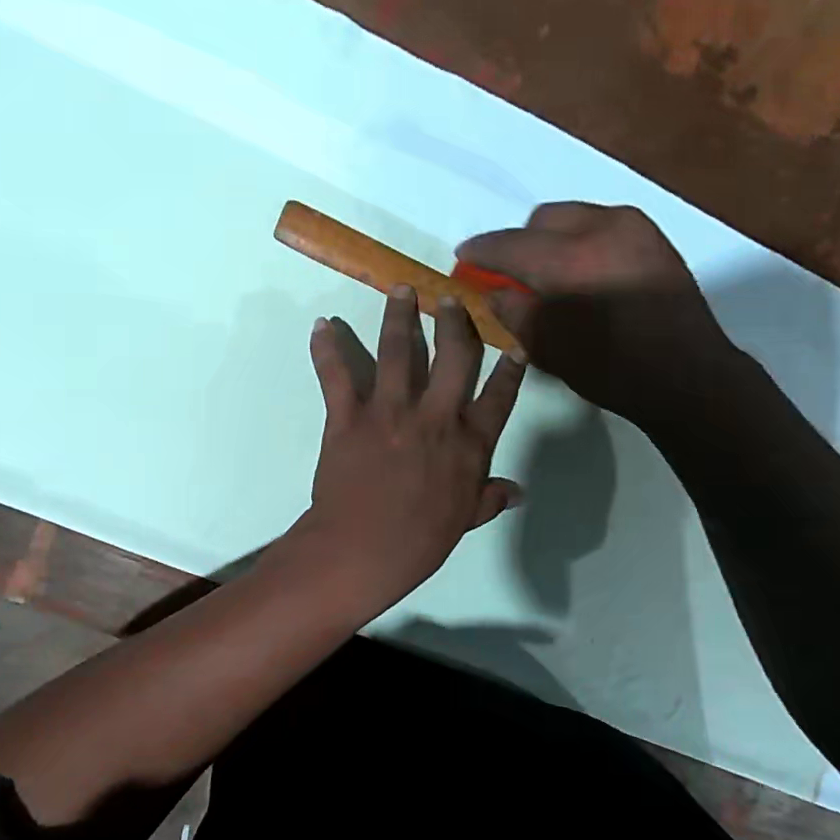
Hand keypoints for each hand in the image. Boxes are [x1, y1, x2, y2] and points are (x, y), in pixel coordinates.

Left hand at [299, 285, 524, 607]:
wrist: (363, 550)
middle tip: (452, 299)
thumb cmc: (420, 540)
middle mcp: (436, 416)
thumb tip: (518, 492)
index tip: (516, 347)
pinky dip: (327, 349)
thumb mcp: (464, 520)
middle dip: (456, 323)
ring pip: (398, 351)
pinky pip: (337, 375)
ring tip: (400, 289)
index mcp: (469, 443)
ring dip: (399, 316)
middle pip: (454, 356)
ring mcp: (391, 411)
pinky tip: (321, 325)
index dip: (511, 370)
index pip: (500, 396)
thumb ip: (490, 498)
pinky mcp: (349, 416)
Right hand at [456, 203, 741, 422]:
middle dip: (520, 242)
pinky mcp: (654, 236)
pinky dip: (582, 240)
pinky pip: (603, 224)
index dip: (481, 250)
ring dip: (552, 239)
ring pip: (574, 217)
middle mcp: (601, 228)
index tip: (464, 257)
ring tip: (549, 271)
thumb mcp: (549, 350)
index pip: (510, 244)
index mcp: (570, 261)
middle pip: (542, 219)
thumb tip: (495, 290)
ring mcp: (633, 227)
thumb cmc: (612, 371)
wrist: (687, 376)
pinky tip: (584, 271)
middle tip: (510, 271)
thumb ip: (514, 312)